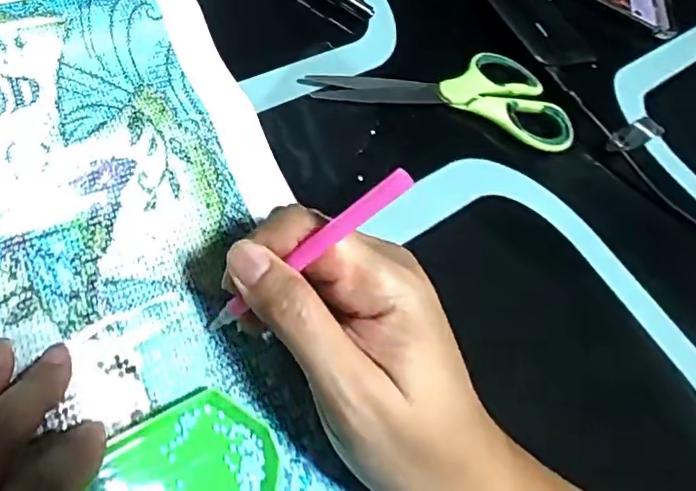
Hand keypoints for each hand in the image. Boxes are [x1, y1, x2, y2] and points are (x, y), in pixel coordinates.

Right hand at [223, 206, 578, 490]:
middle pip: (306, 235)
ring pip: (306, 255)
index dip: (265, 250)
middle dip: (265, 268)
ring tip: (259, 329)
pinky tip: (281, 328)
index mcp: (385, 274)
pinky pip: (318, 277)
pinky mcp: (368, 295)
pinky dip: (290, 297)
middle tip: (243, 320)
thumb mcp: (345, 387)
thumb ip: (294, 315)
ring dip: (274, 284)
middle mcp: (382, 260)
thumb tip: (241, 254)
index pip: (310, 228)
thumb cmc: (408, 443)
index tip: (234, 297)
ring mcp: (377, 275)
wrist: (460, 479)